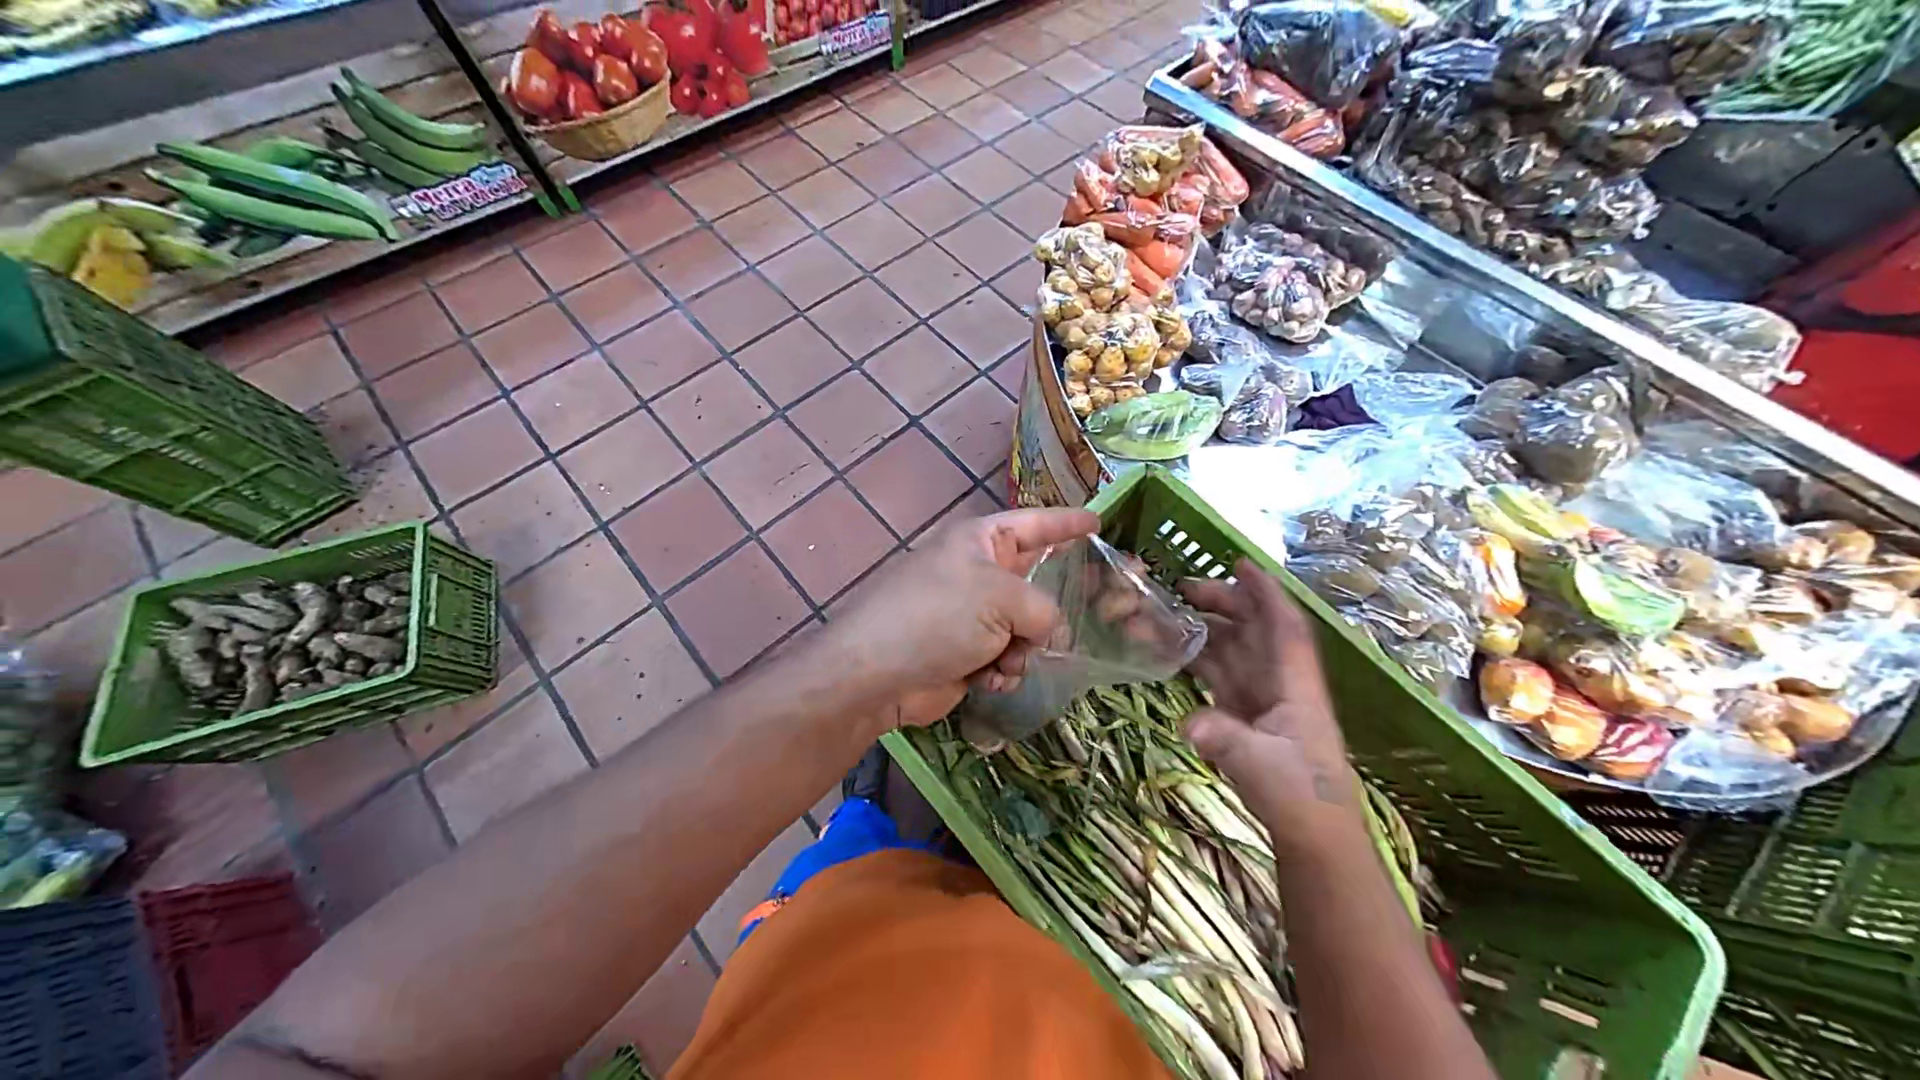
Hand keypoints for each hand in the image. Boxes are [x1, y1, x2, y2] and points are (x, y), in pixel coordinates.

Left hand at [825, 507, 1099, 729]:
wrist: (878, 673)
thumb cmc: (938, 616)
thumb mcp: (1001, 597)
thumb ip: (1044, 609)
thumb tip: (1049, 631)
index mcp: (982, 541)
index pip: (1035, 523)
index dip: (1067, 522)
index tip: (1099, 522)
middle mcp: (980, 574)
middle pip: (1037, 583)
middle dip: (1056, 607)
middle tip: (1105, 616)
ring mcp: (973, 616)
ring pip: (1029, 628)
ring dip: (1025, 648)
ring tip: (1006, 660)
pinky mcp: (968, 653)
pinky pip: (1009, 657)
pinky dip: (1004, 669)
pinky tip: (988, 679)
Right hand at [1180, 561, 1358, 847]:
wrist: (1315, 838)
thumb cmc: (1300, 798)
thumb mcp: (1263, 769)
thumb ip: (1226, 742)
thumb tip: (1190, 724)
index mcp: (1297, 687)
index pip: (1284, 628)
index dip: (1265, 593)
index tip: (1241, 563)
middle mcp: (1281, 685)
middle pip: (1253, 632)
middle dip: (1224, 604)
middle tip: (1184, 588)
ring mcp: (1264, 701)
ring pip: (1234, 652)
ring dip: (1205, 631)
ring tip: (1170, 614)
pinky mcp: (1248, 719)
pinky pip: (1221, 677)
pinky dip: (1199, 661)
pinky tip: (1175, 653)